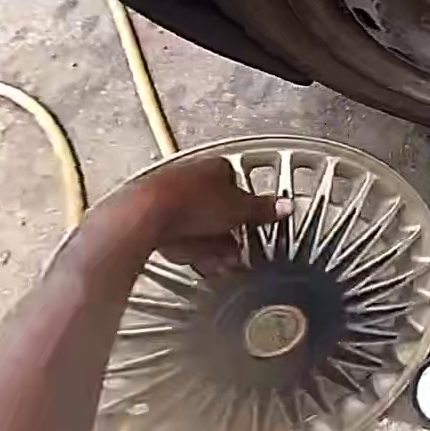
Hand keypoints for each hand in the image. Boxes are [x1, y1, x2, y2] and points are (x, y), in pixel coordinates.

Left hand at [118, 158, 290, 271]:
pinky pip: (180, 236)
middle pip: (219, 209)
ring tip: (217, 263)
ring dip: (211, 246)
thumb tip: (285, 206)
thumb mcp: (238, 209)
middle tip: (236, 252)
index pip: (239, 186)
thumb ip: (262, 209)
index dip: (246, 210)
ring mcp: (172, 197)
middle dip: (228, 234)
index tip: (252, 227)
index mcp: (215, 167)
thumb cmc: (189, 202)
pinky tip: (197, 262)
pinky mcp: (155, 218)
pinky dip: (190, 250)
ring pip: (200, 226)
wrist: (144, 217)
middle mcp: (193, 177)